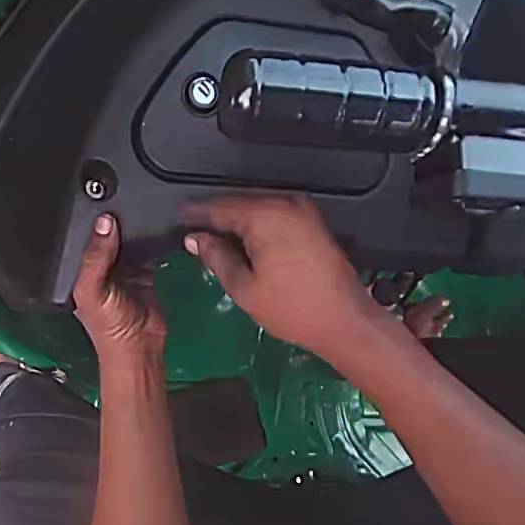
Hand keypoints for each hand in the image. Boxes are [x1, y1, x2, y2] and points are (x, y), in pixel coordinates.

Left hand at [73, 213, 165, 362]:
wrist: (140, 349)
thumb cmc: (109, 328)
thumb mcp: (92, 291)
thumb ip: (95, 258)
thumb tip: (104, 223)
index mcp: (84, 272)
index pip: (88, 239)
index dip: (95, 222)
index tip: (106, 200)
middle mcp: (104, 270)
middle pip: (111, 239)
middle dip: (119, 223)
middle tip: (129, 201)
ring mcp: (128, 273)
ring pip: (132, 244)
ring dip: (138, 232)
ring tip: (145, 211)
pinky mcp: (148, 276)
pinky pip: (151, 254)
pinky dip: (156, 245)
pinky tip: (159, 232)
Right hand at [181, 194, 389, 359]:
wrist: (344, 320)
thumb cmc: (293, 309)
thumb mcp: (245, 289)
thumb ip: (217, 258)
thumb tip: (196, 240)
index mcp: (266, 217)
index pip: (220, 208)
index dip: (196, 214)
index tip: (180, 217)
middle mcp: (285, 205)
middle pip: (240, 204)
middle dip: (215, 217)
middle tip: (193, 230)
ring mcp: (302, 212)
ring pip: (257, 209)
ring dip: (236, 222)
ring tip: (213, 237)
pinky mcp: (311, 223)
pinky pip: (274, 215)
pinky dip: (256, 225)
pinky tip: (243, 240)